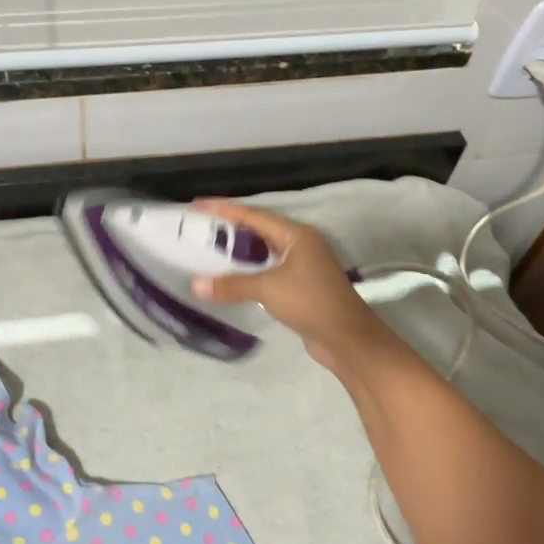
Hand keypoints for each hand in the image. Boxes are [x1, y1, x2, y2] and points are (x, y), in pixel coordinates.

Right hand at [189, 199, 395, 369]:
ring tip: (209, 250)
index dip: (224, 209)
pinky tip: (233, 277)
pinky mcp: (302, 285)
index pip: (254, 215)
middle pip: (259, 230)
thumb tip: (196, 284)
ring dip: (239, 251)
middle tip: (199, 228)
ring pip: (264, 251)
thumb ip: (232, 285)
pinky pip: (269, 270)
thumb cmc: (311, 302)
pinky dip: (250, 271)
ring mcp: (303, 265)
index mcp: (296, 234)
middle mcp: (301, 244)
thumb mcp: (268, 289)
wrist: (347, 338)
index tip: (197, 205)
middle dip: (229, 228)